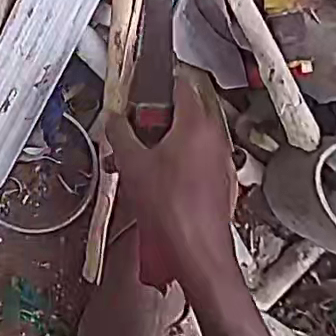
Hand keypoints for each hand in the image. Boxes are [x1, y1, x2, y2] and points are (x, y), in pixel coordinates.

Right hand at [105, 73, 237, 287]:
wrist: (196, 250)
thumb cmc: (170, 207)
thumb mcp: (131, 162)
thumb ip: (120, 133)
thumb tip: (114, 120)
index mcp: (196, 124)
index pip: (179, 86)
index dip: (155, 86)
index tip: (139, 94)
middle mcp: (215, 138)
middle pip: (182, 114)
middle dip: (152, 123)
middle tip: (130, 134)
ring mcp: (221, 162)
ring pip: (187, 140)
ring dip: (160, 145)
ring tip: (133, 163)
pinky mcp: (221, 183)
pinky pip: (195, 161)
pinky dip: (174, 164)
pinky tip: (151, 183)